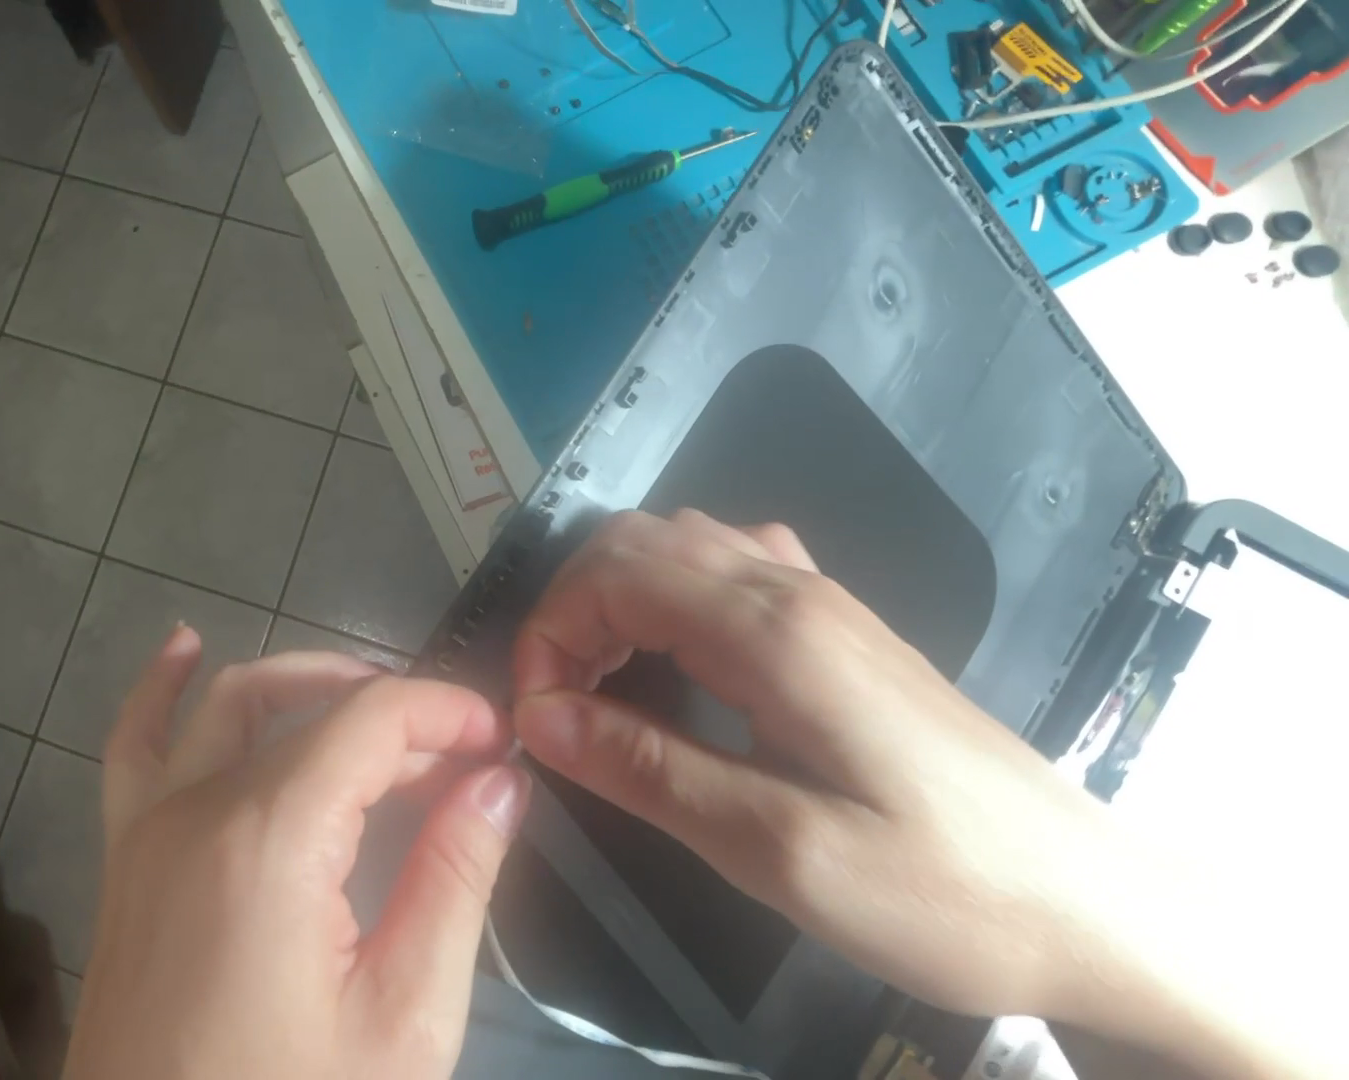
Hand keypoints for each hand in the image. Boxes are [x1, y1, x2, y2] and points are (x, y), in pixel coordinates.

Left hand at [68, 625, 530, 1079]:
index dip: (446, 711)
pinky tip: (184, 647)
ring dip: (308, 685)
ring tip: (377, 705)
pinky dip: (162, 688)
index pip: (372, 718)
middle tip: (462, 759)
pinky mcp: (126, 855)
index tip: (500, 744)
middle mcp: (199, 804)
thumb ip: (454, 877)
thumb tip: (500, 782)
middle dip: (397, 714)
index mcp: (271, 834)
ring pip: (231, 702)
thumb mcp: (403, 1016)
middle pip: (312, 708)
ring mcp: (148, 825)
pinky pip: (135, 745)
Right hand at [507, 509, 1143, 1024]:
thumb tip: (538, 716)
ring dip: (612, 597)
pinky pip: (724, 562)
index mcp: (773, 632)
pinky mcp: (834, 622)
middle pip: (636, 540)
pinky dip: (664, 592)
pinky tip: (672, 654)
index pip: (615, 575)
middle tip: (561, 702)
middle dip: (570, 609)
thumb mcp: (777, 852)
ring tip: (601, 683)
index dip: (551, 632)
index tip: (539, 715)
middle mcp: (791, 588)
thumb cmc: (941, 891)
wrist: (1094, 906)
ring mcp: (818, 596)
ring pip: (676, 541)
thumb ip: (647, 771)